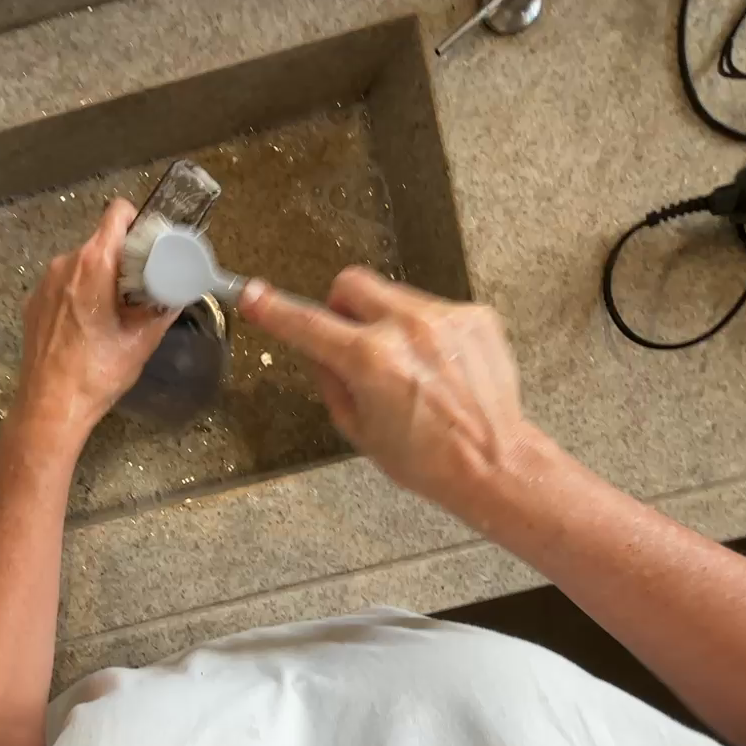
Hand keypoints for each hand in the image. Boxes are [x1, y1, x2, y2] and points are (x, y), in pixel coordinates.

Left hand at [13, 198, 179, 449]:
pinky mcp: (34, 303)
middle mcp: (64, 265)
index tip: (150, 246)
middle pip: (100, 242)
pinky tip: (88, 327)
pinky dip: (80, 296)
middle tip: (140, 288)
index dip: (138, 223)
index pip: (117, 214)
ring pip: (81, 266)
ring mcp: (45, 284)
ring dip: (100, 280)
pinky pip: (64, 286)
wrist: (51, 406)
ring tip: (114, 313)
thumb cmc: (97, 374)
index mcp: (92, 264)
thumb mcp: (142, 341)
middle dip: (122, 260)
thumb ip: (163, 309)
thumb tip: (179, 293)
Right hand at [238, 267, 543, 520]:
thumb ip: (331, 380)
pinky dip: (422, 331)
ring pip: (393, 294)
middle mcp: (407, 329)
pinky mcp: (473, 317)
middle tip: (349, 340)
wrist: (491, 463)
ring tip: (404, 367)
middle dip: (340, 307)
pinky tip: (434, 367)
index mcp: (371, 361)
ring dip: (384, 321)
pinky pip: (430, 308)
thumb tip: (319, 351)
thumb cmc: (426, 459)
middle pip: (351, 283)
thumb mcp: (357, 428)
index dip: (274, 309)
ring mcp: (445, 318)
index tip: (254, 296)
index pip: (307, 324)